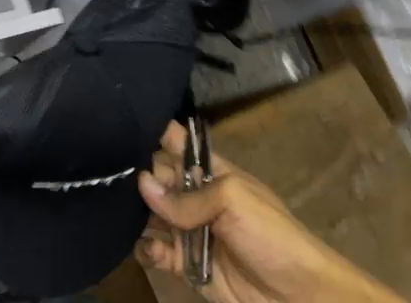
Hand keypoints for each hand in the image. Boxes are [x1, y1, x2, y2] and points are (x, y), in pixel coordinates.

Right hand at [136, 123, 403, 302]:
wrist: (302, 299)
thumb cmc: (272, 237)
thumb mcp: (233, 201)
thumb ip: (186, 196)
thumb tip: (142, 184)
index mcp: (210, 173)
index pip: (176, 142)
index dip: (151, 132)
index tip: (118, 124)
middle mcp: (194, 198)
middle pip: (154, 178)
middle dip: (134, 177)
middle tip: (109, 179)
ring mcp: (189, 232)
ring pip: (148, 215)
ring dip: (134, 215)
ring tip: (121, 216)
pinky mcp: (185, 265)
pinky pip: (154, 251)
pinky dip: (145, 249)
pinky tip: (151, 249)